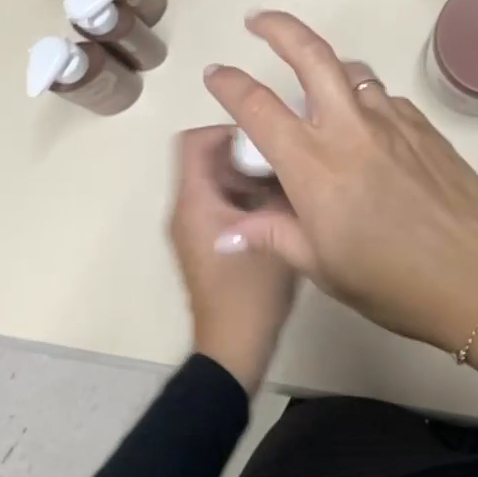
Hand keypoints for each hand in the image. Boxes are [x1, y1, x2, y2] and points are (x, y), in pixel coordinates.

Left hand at [167, 127, 297, 393]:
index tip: (267, 136)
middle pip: (207, 158)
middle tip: (285, 157)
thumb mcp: (275, 231)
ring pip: (217, 180)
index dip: (228, 129)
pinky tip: (281, 206)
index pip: (194, 140)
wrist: (233, 347)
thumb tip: (291, 154)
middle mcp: (186, 209)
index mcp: (194, 201)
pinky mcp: (207, 242)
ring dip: (249, 173)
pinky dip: (246, 194)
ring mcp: (194, 227)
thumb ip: (280, 188)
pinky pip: (222, 201)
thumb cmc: (251, 291)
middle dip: (245, 150)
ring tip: (288, 178)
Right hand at [203, 11, 477, 390]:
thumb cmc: (393, 283)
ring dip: (327, 67)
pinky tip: (364, 128)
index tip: (215, 73)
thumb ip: (273, 235)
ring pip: (353, 72)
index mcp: (316, 166)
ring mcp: (394, 121)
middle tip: (257, 20)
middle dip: (279, 28)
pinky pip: (384, 98)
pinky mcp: (425, 126)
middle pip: (313, 55)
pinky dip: (364, 99)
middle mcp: (352, 129)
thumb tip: (226, 233)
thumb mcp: (323, 268)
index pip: (259, 108)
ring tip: (313, 81)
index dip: (230, 84)